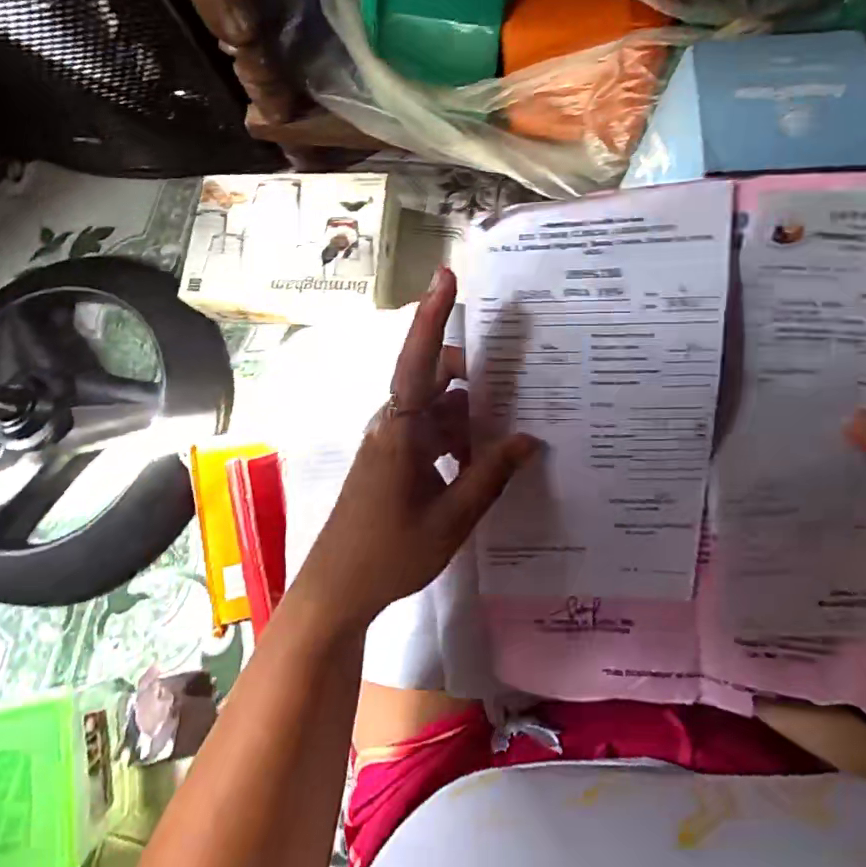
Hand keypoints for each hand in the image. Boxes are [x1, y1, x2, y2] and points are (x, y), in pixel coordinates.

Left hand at [293, 268, 539, 628]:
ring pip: (438, 410)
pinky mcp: (393, 461)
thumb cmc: (389, 553)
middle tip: (519, 378)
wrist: (337, 589)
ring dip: (470, 417)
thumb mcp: (451, 518)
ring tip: (513, 430)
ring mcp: (391, 444)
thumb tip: (528, 439)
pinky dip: (458, 438)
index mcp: (401, 431)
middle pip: (436, 380)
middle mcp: (393, 426)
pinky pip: (431, 433)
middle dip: (474, 376)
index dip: (433, 316)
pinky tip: (486, 461)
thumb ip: (490, 475)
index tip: (446, 276)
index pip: (419, 361)